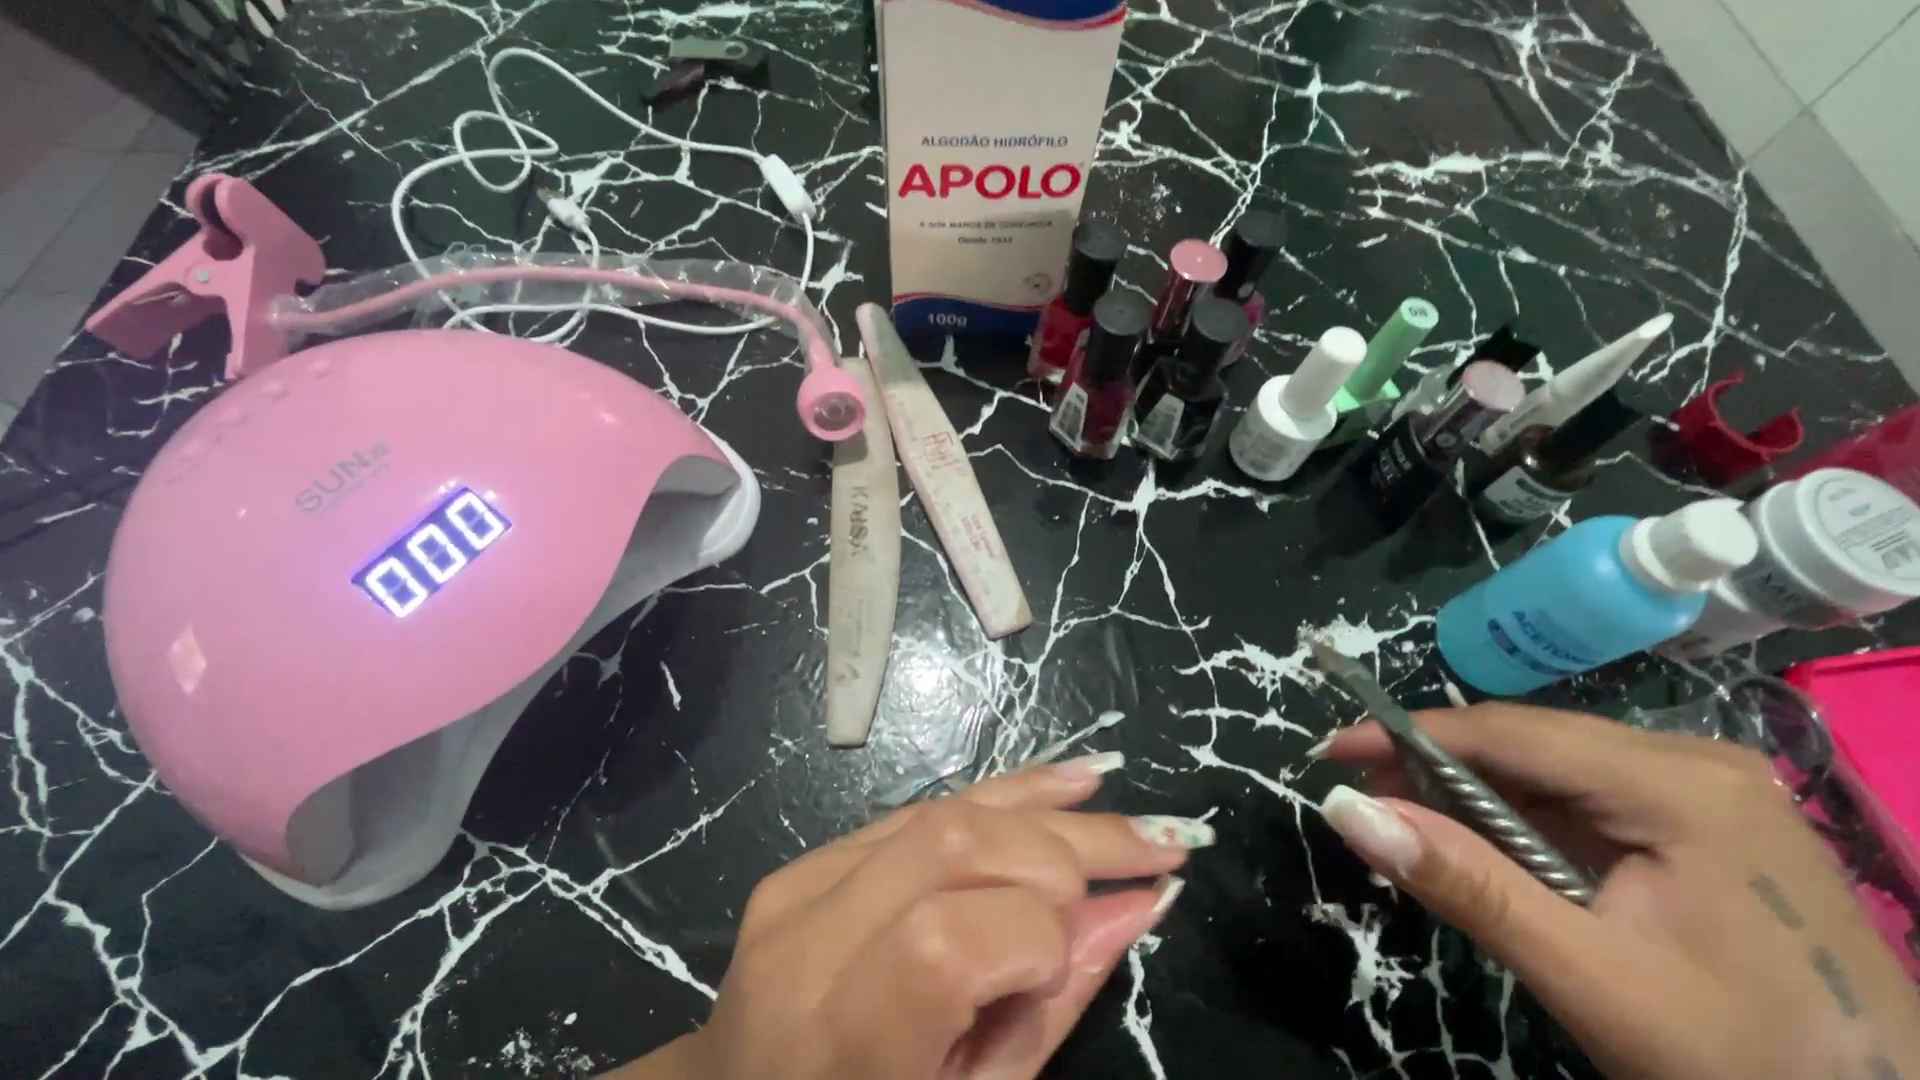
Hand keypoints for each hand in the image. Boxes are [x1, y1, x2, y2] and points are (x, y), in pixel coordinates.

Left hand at [607, 753, 1203, 1079]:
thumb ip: (1051, 1004)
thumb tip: (1138, 903)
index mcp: (844, 1042)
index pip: (946, 938)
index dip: (1030, 931)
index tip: (1066, 956)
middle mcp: (810, 945)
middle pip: (950, 844)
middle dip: (1062, 845)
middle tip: (1146, 855)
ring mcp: (802, 885)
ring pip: (940, 809)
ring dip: (1042, 804)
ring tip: (1122, 808)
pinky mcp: (810, 857)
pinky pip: (917, 809)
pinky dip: (996, 798)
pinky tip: (1061, 787)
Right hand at [1316, 703, 1919, 1078]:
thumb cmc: (1743, 1059)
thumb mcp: (1587, 975)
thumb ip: (1464, 883)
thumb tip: (1344, 809)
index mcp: (1679, 785)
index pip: (1510, 733)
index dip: (1407, 736)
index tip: (1329, 751)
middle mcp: (1695, 762)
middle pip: (1529, 743)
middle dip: (1435, 768)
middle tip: (1361, 802)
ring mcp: (1707, 789)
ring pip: (1552, 769)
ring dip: (1474, 796)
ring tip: (1409, 828)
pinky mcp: (1705, 821)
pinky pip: (1584, 799)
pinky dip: (1522, 821)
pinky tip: (1487, 850)